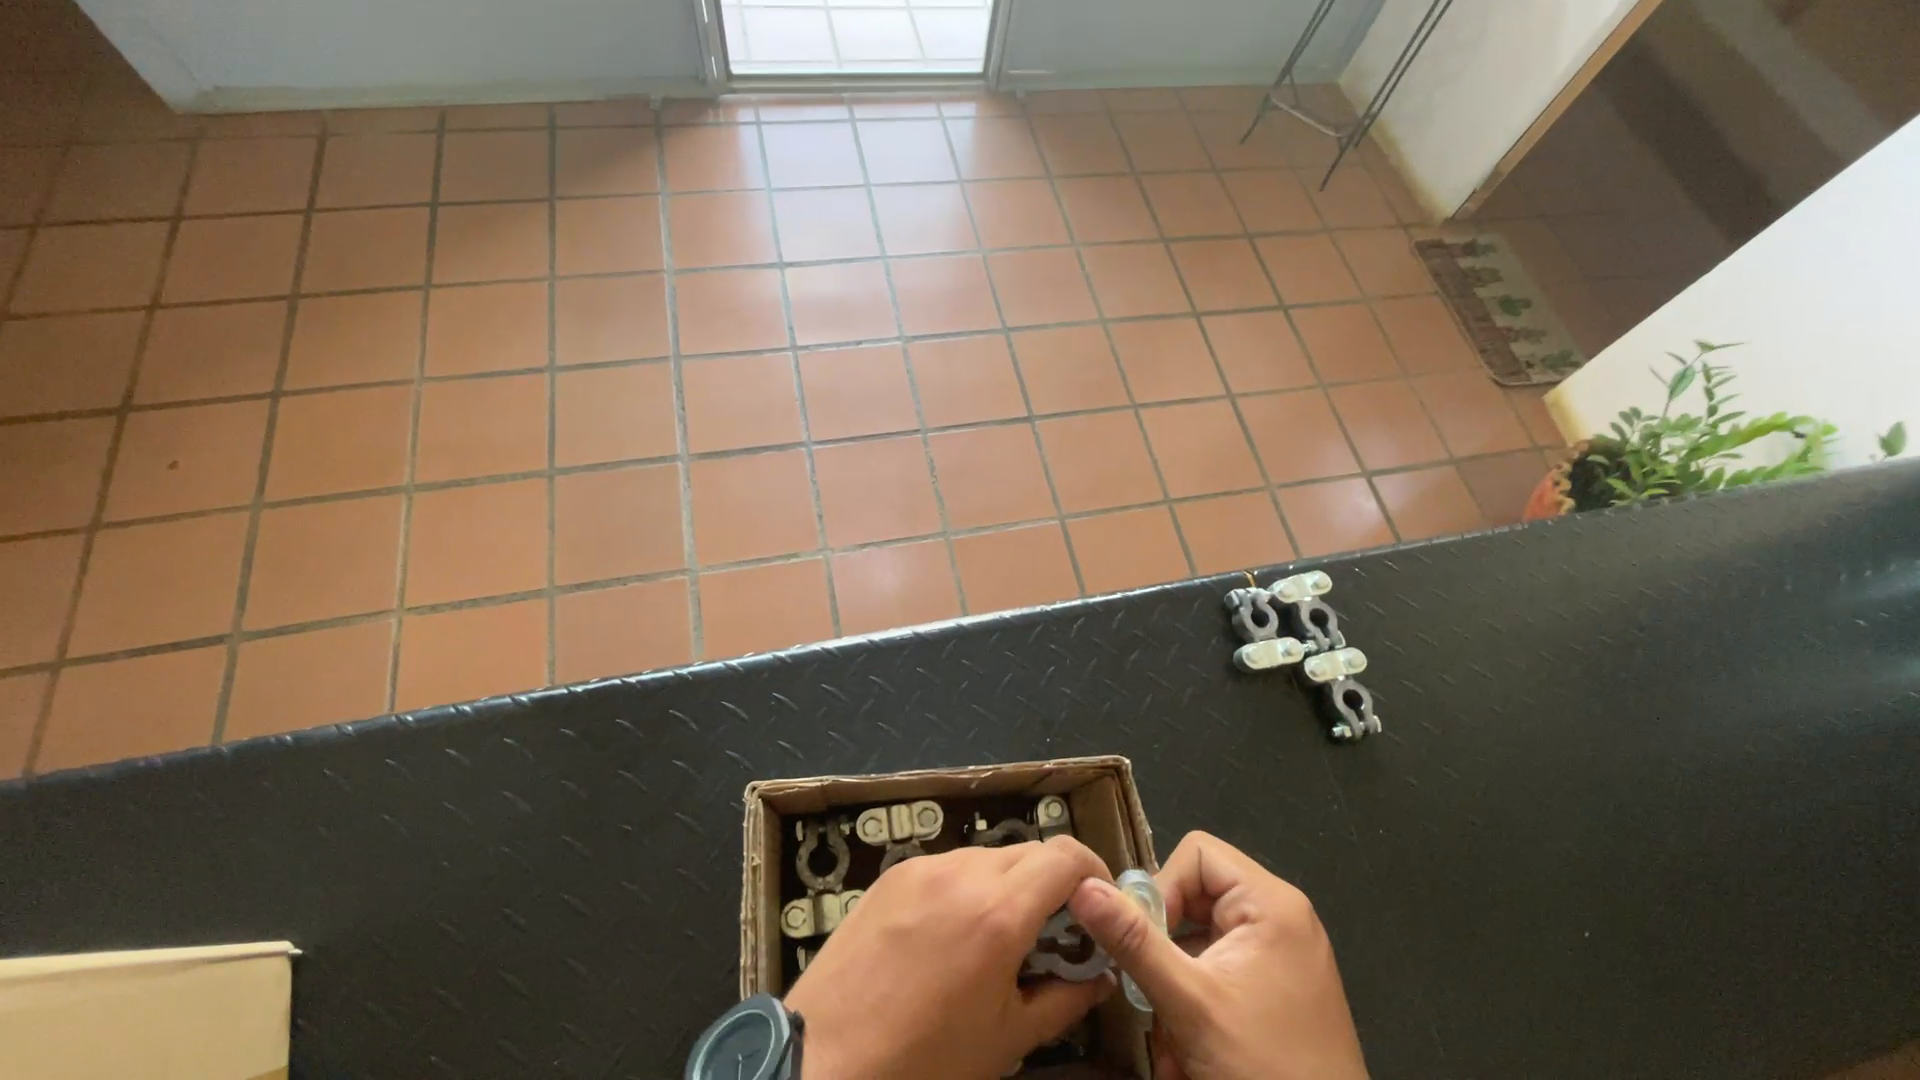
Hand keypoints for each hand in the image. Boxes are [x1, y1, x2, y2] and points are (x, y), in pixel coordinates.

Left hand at [785, 835, 1117, 1079]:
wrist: (823, 1060)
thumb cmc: (925, 1059)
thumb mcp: (1007, 1038)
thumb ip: (1064, 1000)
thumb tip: (1099, 978)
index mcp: (999, 910)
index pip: (1067, 856)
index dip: (1095, 871)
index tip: (1100, 904)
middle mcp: (963, 872)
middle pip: (1030, 852)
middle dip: (1054, 883)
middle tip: (1057, 929)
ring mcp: (921, 868)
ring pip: (987, 857)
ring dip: (1009, 884)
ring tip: (1001, 936)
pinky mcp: (890, 876)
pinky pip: (947, 868)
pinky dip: (967, 888)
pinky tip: (954, 934)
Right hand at [1068, 831, 1366, 1079]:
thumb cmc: (1262, 1066)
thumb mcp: (1189, 1003)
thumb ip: (1134, 941)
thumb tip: (1083, 885)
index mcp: (1271, 901)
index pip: (1196, 853)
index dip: (1163, 888)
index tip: (1148, 940)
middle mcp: (1280, 915)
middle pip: (1196, 894)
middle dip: (1166, 945)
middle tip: (1153, 991)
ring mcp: (1281, 952)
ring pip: (1201, 938)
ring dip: (1175, 981)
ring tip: (1172, 1036)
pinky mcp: (1277, 985)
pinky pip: (1218, 968)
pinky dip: (1195, 1000)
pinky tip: (1188, 1048)